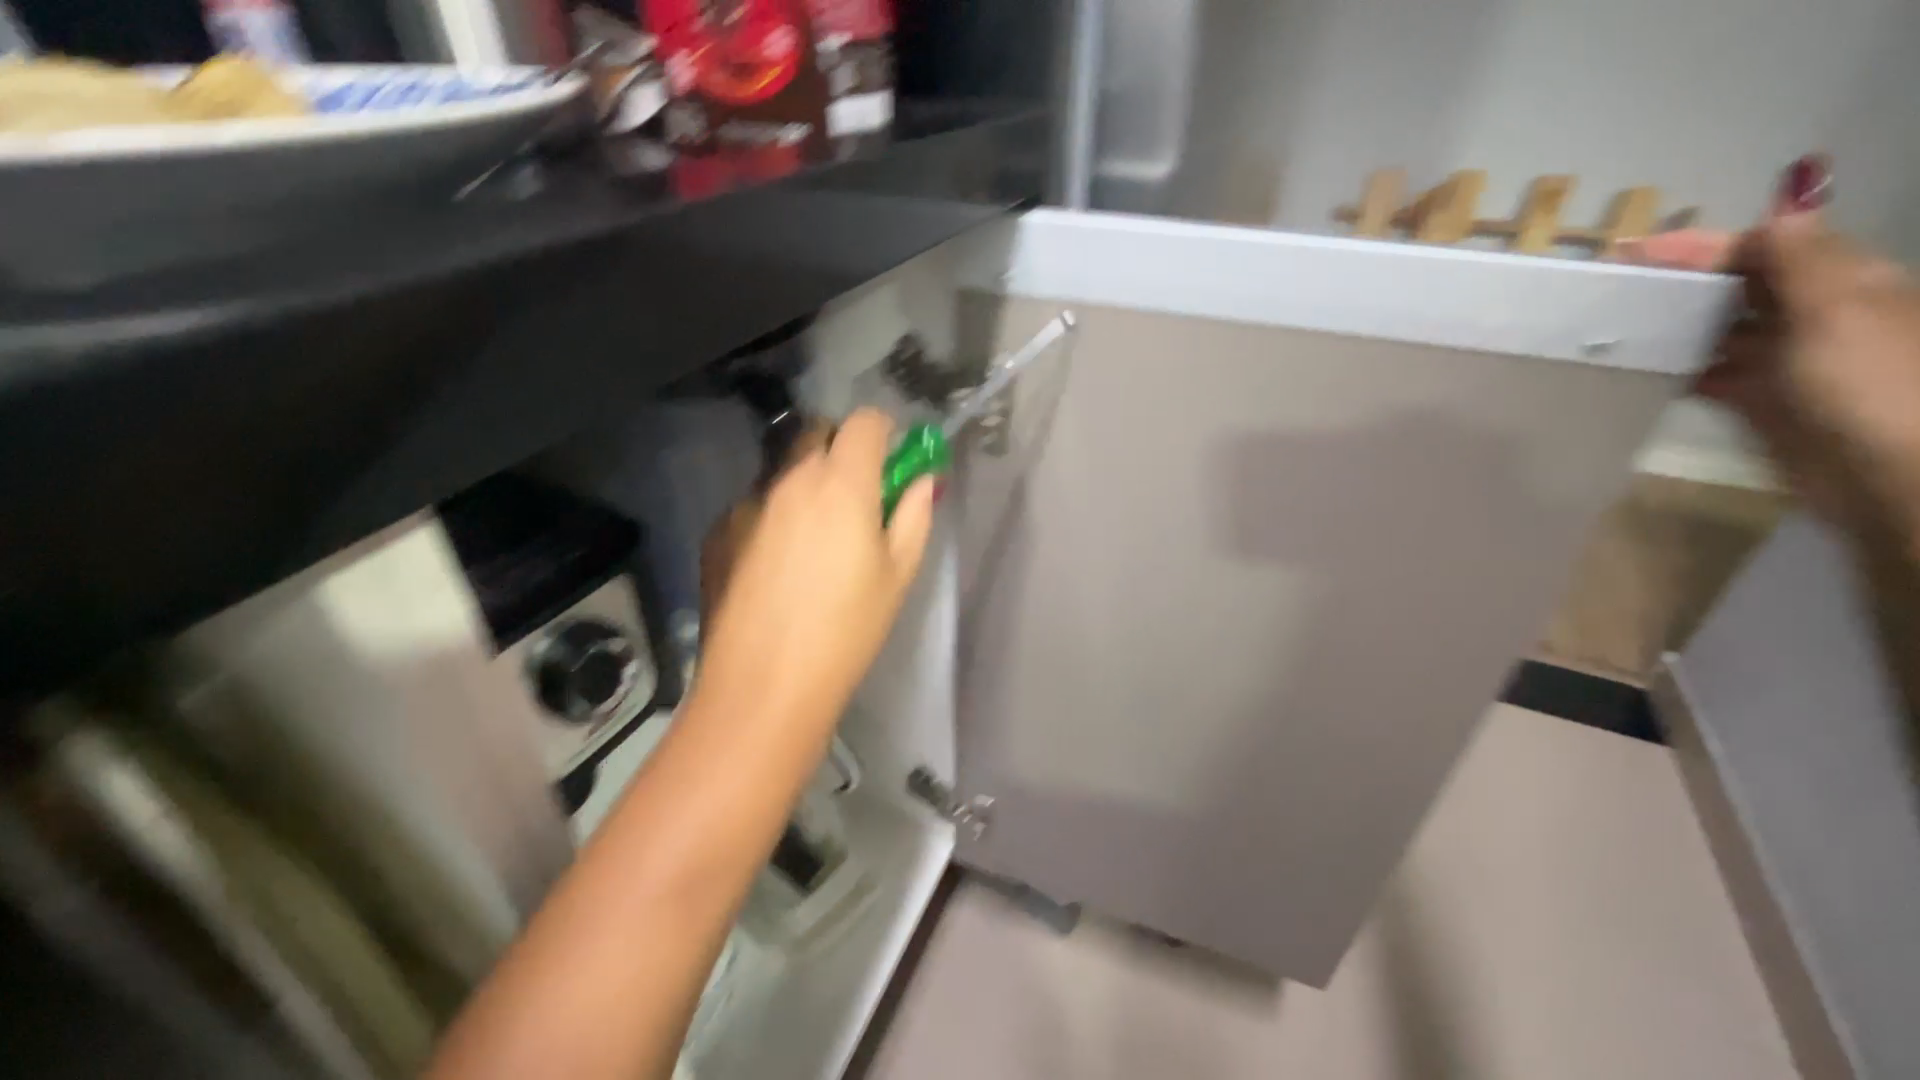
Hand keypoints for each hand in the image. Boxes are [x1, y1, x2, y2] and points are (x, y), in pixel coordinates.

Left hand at [694, 408, 936, 723]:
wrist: (763, 685)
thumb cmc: (846, 631)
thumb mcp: (898, 575)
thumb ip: (915, 514)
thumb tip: (922, 479)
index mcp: (841, 483)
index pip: (864, 421)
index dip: (883, 433)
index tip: (891, 462)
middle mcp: (789, 479)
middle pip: (816, 433)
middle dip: (839, 449)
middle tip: (856, 497)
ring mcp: (746, 504)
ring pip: (781, 470)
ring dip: (803, 484)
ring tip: (812, 543)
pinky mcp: (719, 533)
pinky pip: (754, 507)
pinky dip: (771, 519)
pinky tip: (775, 569)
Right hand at [1626, 215, 1919, 534]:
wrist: (1887, 476)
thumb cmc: (1866, 386)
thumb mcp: (1837, 311)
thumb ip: (1801, 262)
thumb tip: (1777, 211)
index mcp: (1843, 283)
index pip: (1765, 248)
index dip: (1704, 246)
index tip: (1637, 252)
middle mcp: (1815, 315)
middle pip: (1741, 287)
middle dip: (1686, 281)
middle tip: (1618, 285)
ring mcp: (1787, 362)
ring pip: (1723, 331)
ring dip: (1678, 326)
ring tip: (1619, 326)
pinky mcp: (1763, 403)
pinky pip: (1714, 376)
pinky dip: (1683, 370)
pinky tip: (1645, 370)